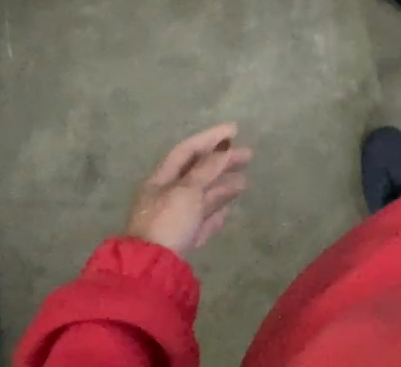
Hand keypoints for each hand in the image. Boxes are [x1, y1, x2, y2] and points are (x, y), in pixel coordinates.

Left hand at [125, 123, 252, 257]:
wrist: (152, 271)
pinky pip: (201, 219)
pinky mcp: (181, 240)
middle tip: (248, 155)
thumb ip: (207, 168)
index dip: (211, 137)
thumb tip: (224, 149)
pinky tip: (228, 210)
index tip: (235, 130)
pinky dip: (215, 212)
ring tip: (245, 182)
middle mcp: (165, 196)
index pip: (187, 150)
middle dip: (222, 162)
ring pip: (201, 196)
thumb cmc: (168, 221)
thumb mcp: (188, 190)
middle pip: (197, 172)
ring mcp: (173, 219)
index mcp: (160, 181)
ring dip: (223, 186)